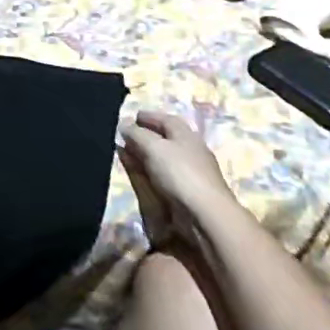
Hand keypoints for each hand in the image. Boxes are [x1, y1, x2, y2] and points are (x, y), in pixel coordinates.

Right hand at [118, 110, 236, 239]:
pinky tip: (141, 172)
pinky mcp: (189, 189)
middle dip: (145, 135)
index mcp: (186, 135)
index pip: (166, 119)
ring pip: (165, 156)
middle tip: (126, 136)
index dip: (148, 116)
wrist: (205, 213)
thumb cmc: (179, 172)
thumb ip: (136, 133)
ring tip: (128, 153)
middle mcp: (191, 150)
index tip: (131, 117)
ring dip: (146, 153)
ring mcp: (192, 171)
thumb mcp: (152, 146)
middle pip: (166, 138)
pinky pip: (165, 172)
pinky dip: (150, 168)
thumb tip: (124, 124)